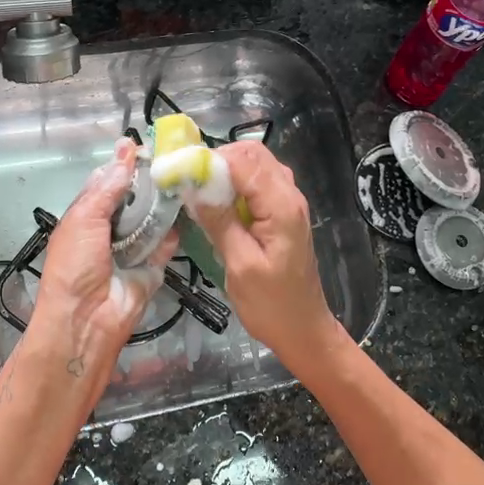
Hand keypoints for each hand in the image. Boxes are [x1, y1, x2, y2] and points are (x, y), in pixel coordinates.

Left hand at [31, 139, 176, 392]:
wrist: (86, 322)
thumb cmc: (74, 267)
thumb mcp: (84, 219)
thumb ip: (108, 186)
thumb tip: (126, 149)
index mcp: (88, 214)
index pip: (110, 181)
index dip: (127, 164)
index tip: (149, 145)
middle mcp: (111, 227)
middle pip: (136, 197)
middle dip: (151, 181)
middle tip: (175, 160)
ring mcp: (134, 246)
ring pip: (154, 216)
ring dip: (166, 201)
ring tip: (186, 179)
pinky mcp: (153, 265)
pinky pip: (168, 242)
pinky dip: (175, 230)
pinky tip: (188, 210)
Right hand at [187, 141, 348, 373]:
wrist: (303, 330)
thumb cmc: (272, 305)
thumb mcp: (240, 266)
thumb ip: (220, 221)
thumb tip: (194, 185)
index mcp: (282, 205)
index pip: (245, 161)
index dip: (210, 160)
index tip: (179, 171)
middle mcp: (289, 194)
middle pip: (253, 154)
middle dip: (218, 160)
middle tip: (187, 181)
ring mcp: (288, 202)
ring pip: (255, 165)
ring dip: (226, 171)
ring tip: (197, 191)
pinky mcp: (282, 213)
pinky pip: (258, 183)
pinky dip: (235, 184)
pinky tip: (216, 204)